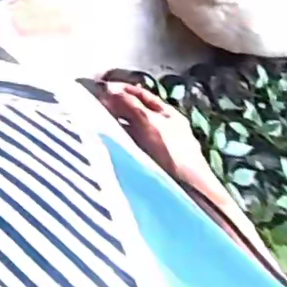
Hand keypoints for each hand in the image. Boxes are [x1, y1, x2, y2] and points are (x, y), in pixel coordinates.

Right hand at [92, 80, 208, 179]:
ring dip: (115, 124)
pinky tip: (109, 144)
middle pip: (134, 110)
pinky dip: (119, 141)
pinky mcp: (155, 166)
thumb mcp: (149, 122)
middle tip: (92, 105)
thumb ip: (128, 102)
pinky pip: (131, 146)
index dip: (118, 88)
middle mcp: (165, 128)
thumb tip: (106, 87)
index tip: (97, 88)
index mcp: (168, 113)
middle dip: (114, 106)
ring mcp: (161, 148)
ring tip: (96, 124)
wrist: (193, 198)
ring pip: (131, 129)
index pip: (138, 93)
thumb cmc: (173, 155)